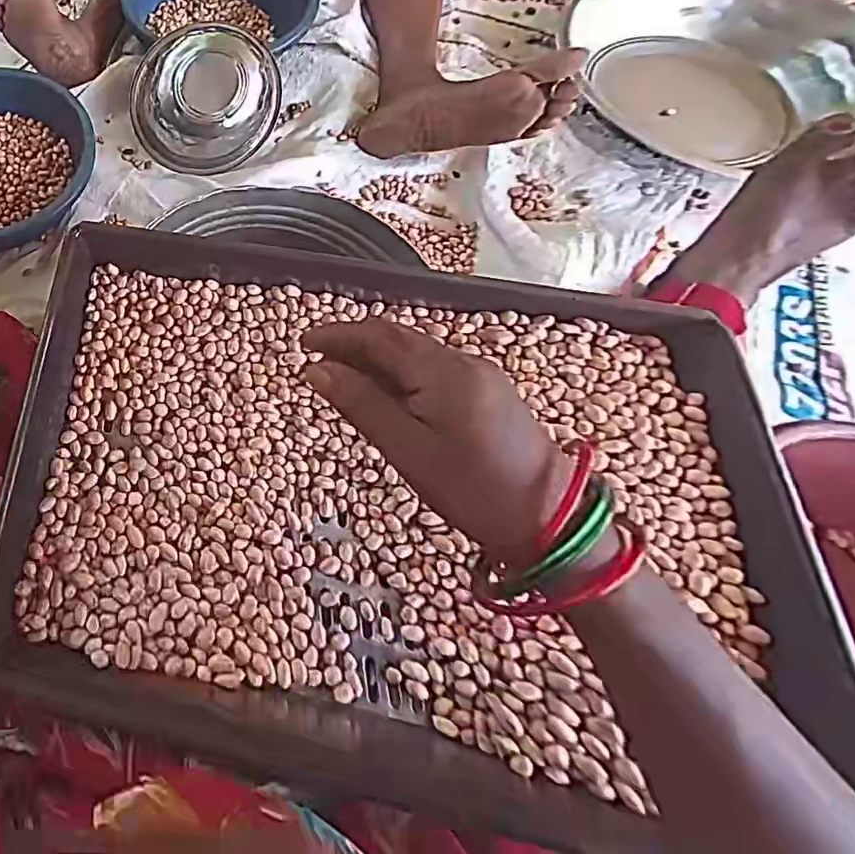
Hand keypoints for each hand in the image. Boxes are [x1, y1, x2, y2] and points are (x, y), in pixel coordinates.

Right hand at [300, 318, 571, 561]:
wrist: (552, 520)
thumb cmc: (471, 488)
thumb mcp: (405, 448)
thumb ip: (359, 403)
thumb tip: (316, 369)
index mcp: (442, 372)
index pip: (378, 337)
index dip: (337, 335)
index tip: (303, 343)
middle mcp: (463, 362)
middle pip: (396, 338)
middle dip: (352, 343)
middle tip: (315, 358)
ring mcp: (479, 376)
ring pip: (413, 352)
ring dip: (373, 357)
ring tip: (340, 375)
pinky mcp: (487, 392)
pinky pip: (430, 367)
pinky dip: (397, 371)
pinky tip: (382, 391)